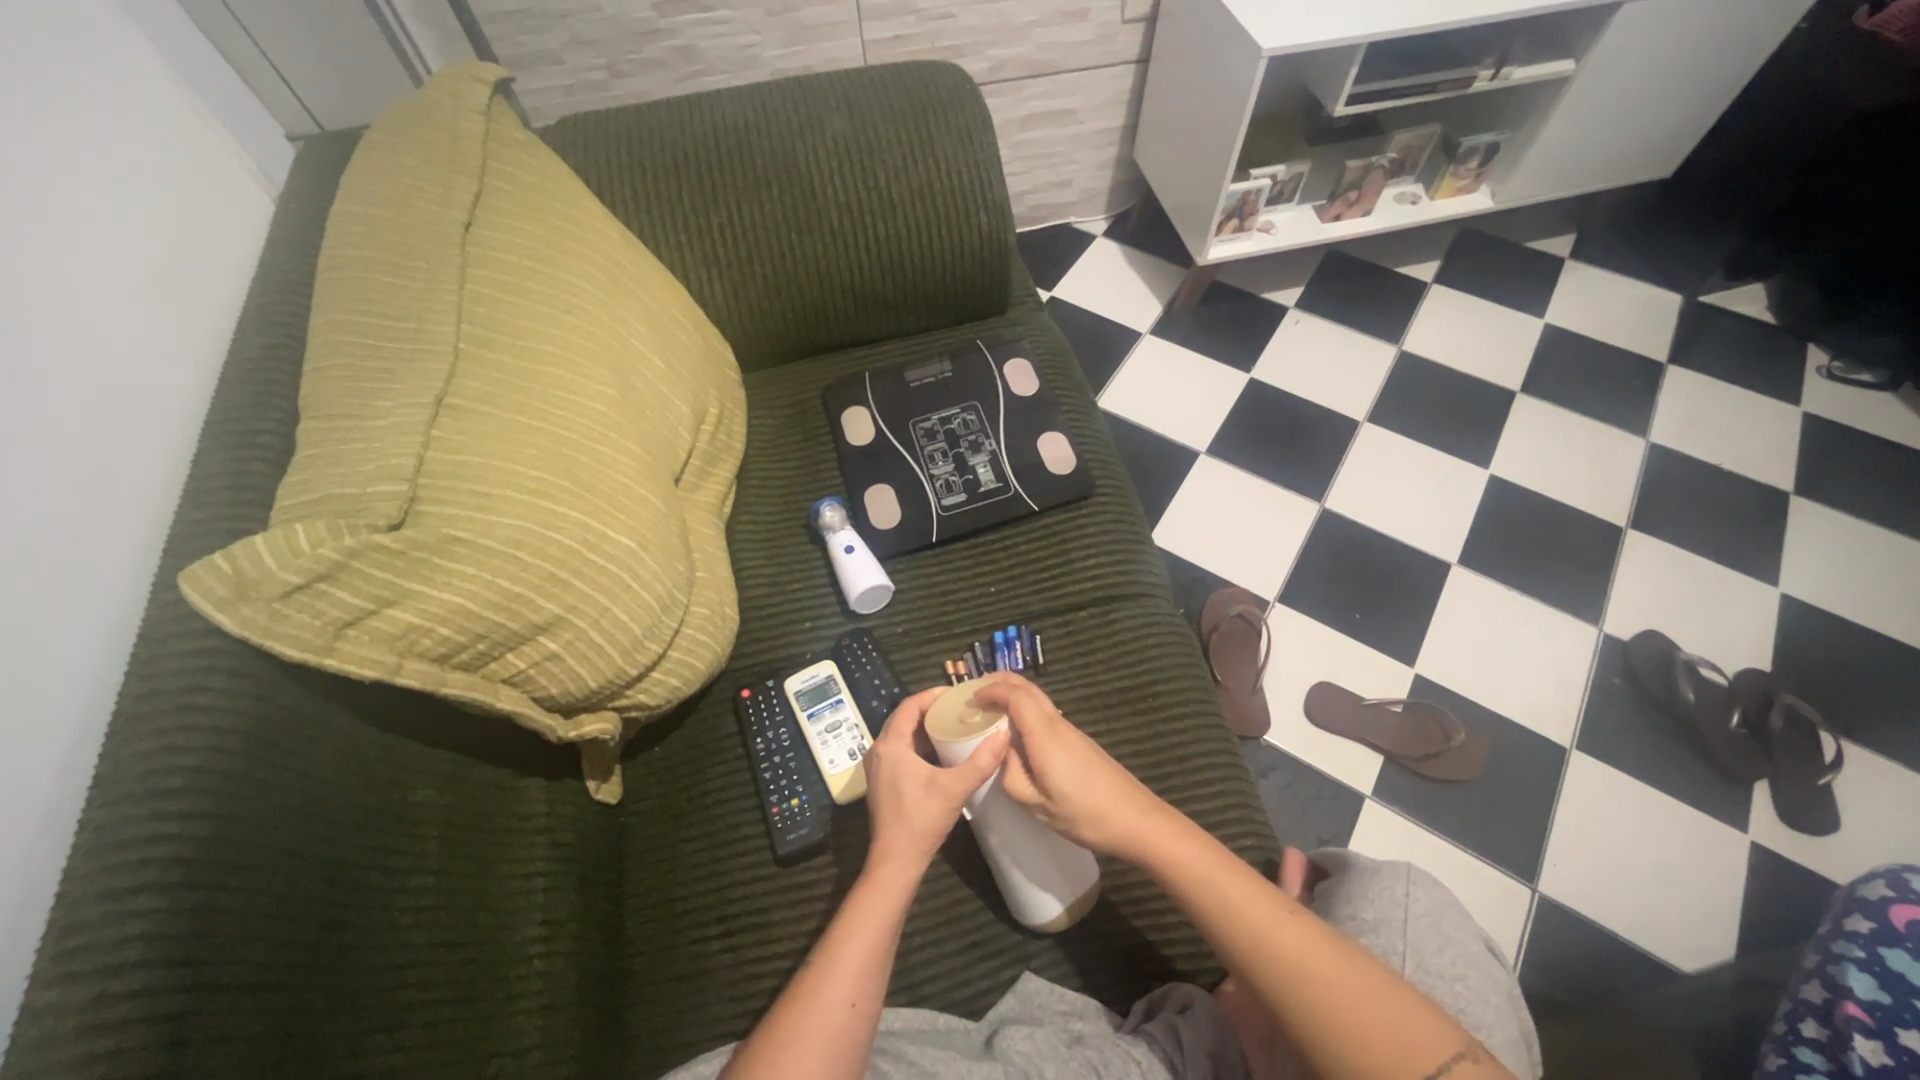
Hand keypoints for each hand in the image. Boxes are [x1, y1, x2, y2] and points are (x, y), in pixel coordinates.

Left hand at [862, 686, 1008, 875]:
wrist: (896, 859)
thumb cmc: (921, 820)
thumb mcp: (955, 788)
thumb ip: (980, 762)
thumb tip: (1003, 736)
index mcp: (891, 745)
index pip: (909, 706)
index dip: (932, 695)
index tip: (955, 694)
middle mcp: (878, 751)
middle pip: (903, 718)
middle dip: (929, 710)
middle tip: (957, 707)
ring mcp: (877, 767)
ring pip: (900, 735)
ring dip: (923, 728)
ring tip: (951, 724)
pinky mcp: (881, 781)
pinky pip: (899, 751)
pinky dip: (918, 744)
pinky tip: (939, 751)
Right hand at [971, 674, 1179, 859]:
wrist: (1136, 820)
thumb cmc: (1084, 814)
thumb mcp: (1036, 804)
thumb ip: (1011, 775)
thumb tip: (1002, 753)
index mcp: (1044, 735)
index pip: (1015, 696)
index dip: (992, 691)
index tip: (971, 698)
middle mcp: (1058, 725)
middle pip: (1029, 688)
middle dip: (1001, 682)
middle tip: (977, 691)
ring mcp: (1072, 731)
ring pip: (1039, 699)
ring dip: (1015, 695)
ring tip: (992, 707)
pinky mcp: (1080, 742)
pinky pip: (1047, 714)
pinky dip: (1027, 710)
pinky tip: (1019, 730)